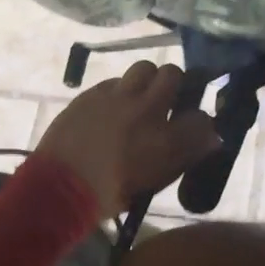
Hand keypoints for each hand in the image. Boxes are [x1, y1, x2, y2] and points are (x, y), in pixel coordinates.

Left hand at [36, 62, 222, 218]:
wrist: (57, 188)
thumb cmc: (106, 196)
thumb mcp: (151, 184)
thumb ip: (181, 158)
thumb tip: (207, 141)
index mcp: (165, 141)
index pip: (201, 120)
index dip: (201, 124)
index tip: (195, 129)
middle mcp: (146, 110)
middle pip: (173, 75)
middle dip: (174, 85)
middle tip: (167, 100)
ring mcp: (117, 97)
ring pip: (144, 68)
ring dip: (147, 80)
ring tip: (139, 97)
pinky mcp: (92, 94)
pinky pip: (114, 81)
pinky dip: (119, 91)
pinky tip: (112, 107)